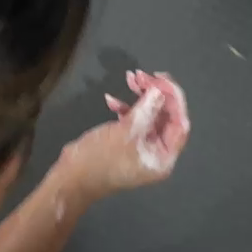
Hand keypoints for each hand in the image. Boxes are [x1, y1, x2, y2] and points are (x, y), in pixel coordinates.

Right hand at [56, 71, 190, 199]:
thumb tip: (161, 91)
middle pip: (166, 117)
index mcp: (163, 157)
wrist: (72, 177)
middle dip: (155, 93)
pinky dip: (126, 107)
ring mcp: (141, 147)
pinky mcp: (126, 142)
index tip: (159, 77)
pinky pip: (134, 120)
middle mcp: (156, 152)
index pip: (179, 123)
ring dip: (141, 95)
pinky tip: (110, 99)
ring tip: (129, 77)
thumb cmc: (102, 158)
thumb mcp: (126, 131)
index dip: (174, 98)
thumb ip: (147, 109)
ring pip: (150, 115)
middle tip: (141, 74)